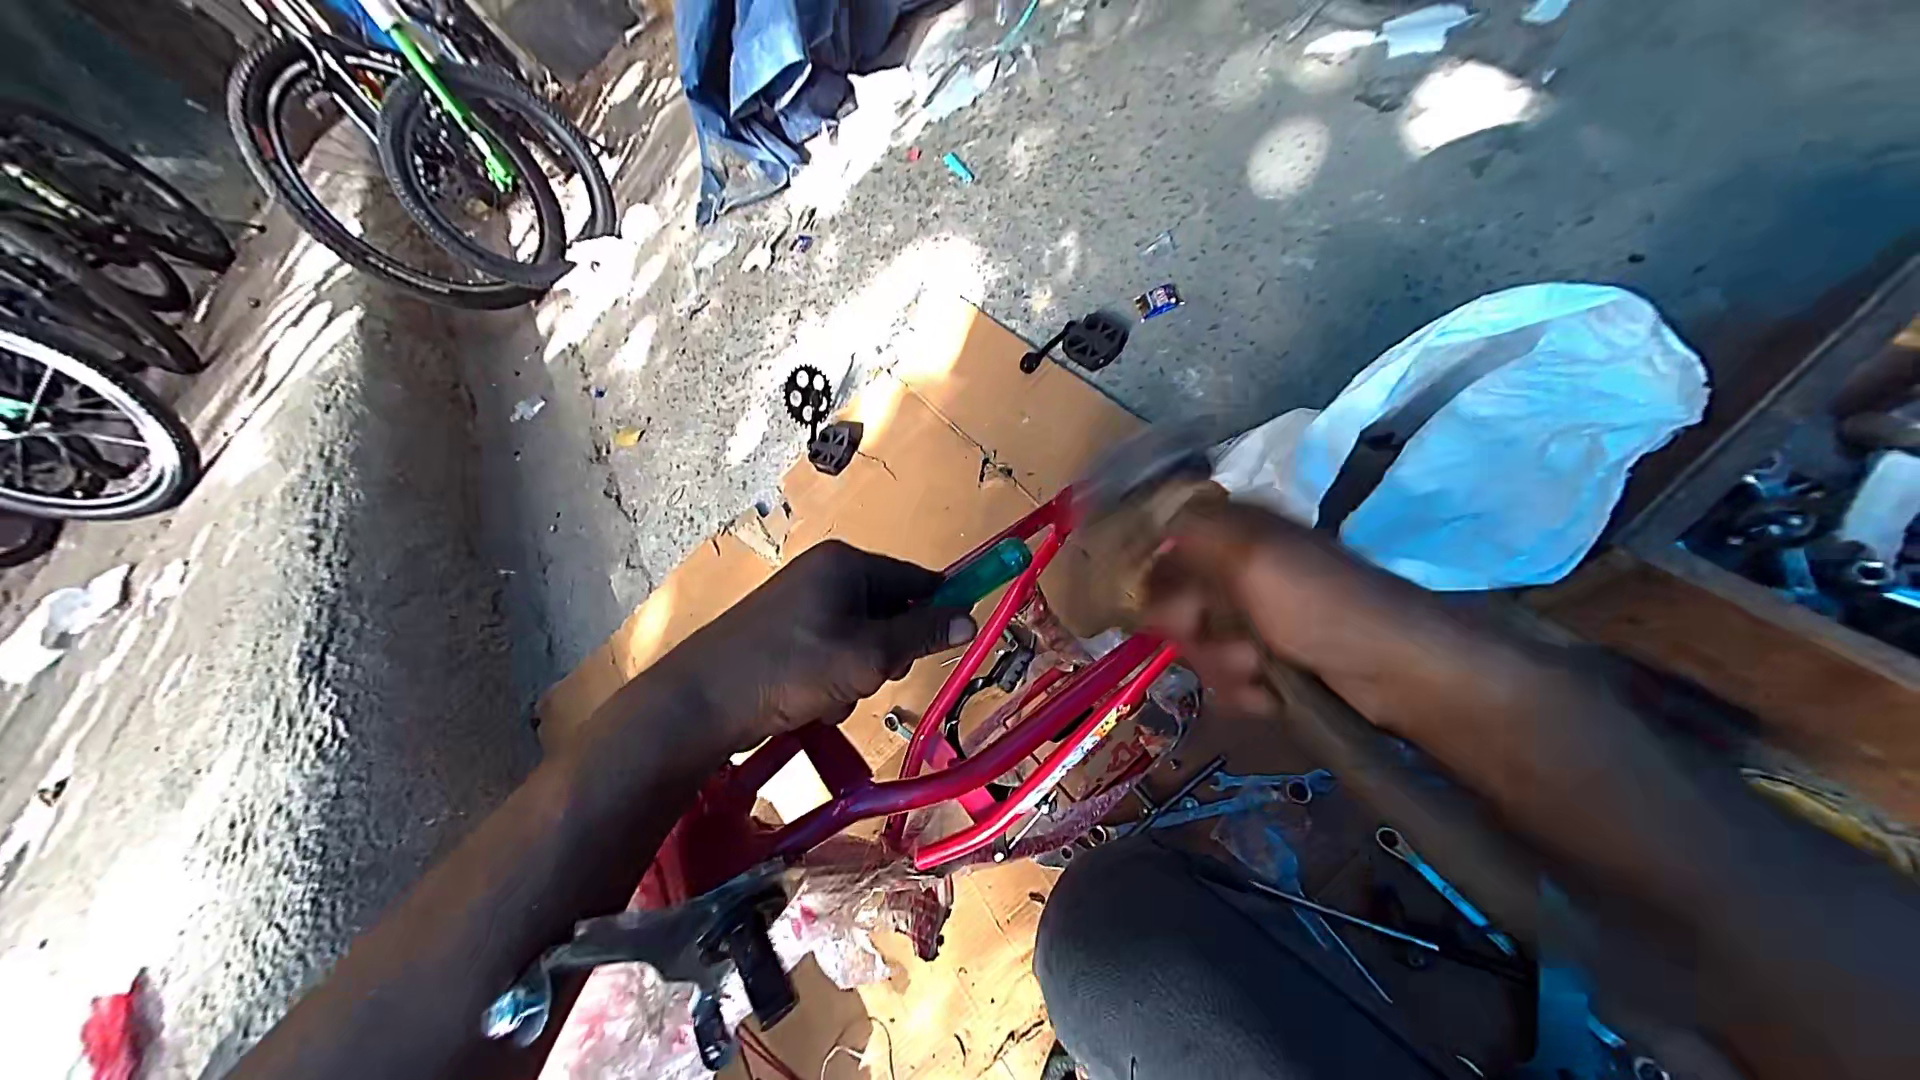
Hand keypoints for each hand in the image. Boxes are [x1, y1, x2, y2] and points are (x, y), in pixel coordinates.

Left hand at [650, 540, 977, 757]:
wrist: (700, 703)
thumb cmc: (790, 669)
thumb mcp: (868, 655)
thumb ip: (921, 634)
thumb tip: (968, 617)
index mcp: (845, 564)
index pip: (916, 577)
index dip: (939, 608)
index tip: (954, 639)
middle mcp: (824, 575)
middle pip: (889, 611)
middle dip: (887, 651)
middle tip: (868, 675)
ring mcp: (802, 604)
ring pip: (862, 640)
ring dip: (860, 673)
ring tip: (832, 694)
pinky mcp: (786, 634)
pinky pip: (833, 653)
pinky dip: (833, 679)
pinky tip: (810, 701)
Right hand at [1143, 499, 1471, 729]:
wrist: (1396, 672)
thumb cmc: (1318, 605)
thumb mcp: (1252, 557)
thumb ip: (1192, 535)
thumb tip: (1142, 525)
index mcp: (1232, 537)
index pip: (1164, 552)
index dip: (1156, 586)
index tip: (1164, 612)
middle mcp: (1237, 574)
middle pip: (1174, 607)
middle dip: (1196, 635)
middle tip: (1229, 644)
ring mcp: (1253, 620)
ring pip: (1198, 648)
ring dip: (1223, 667)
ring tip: (1258, 672)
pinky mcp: (1267, 660)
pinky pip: (1224, 677)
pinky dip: (1244, 690)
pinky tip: (1269, 692)